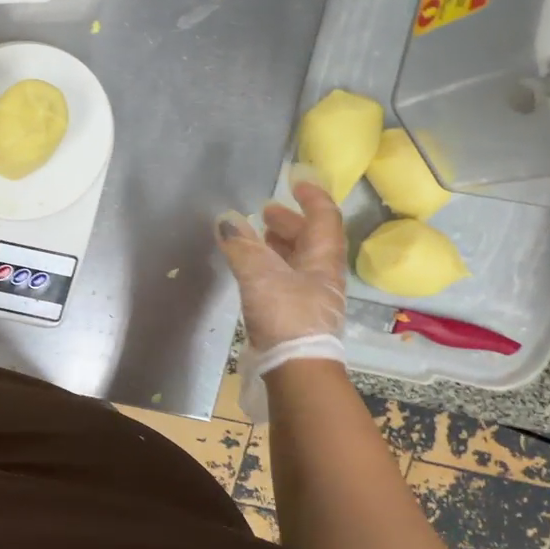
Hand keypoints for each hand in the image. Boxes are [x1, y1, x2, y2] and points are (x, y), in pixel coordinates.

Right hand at [214, 167, 349, 419]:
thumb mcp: (260, 275)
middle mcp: (322, 275)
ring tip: (259, 237)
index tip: (296, 182)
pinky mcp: (296, 315)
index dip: (312, 198)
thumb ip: (241, 247)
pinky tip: (257, 271)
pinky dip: (272, 267)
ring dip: (281, 245)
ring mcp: (311, 297)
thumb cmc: (286, 315)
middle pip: (311, 240)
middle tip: (267, 212)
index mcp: (322, 259)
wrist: (296, 366)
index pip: (324, 218)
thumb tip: (225, 219)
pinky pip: (286, 280)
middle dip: (290, 223)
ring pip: (298, 261)